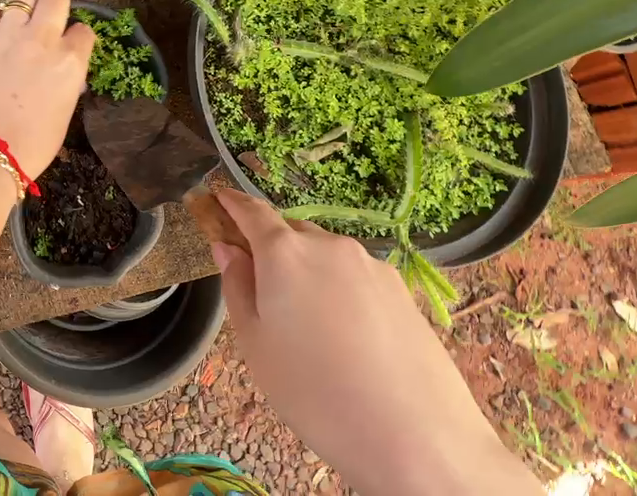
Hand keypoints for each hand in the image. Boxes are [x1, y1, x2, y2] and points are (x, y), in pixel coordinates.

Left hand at [0, 0, 94, 179]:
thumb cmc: (32, 143)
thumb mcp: (65, 111)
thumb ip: (68, 80)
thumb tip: (65, 70)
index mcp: (70, 61)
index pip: (84, 30)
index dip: (77, 38)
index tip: (69, 46)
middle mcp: (42, 39)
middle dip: (55, 5)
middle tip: (46, 20)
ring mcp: (8, 34)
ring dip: (24, 7)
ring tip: (18, 23)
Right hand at [212, 190, 540, 495]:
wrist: (420, 439)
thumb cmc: (316, 394)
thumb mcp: (255, 345)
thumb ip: (237, 286)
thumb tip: (228, 248)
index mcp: (283, 252)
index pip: (250, 210)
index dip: (231, 201)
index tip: (217, 196)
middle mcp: (327, 245)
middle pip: (290, 232)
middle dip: (272, 248)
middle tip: (263, 292)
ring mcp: (370, 265)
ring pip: (325, 254)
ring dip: (308, 271)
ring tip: (310, 326)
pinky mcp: (401, 289)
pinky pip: (356, 276)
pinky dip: (340, 290)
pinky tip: (347, 337)